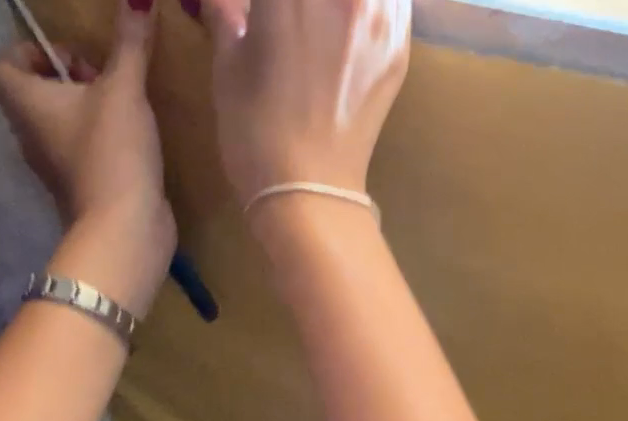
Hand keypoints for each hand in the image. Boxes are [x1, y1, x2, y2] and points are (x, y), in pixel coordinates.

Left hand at [0, 1, 175, 309]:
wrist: (124, 232)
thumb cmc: (112, 154)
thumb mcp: (125, 89)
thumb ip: (130, 43)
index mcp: (25, 105)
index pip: (1, 66)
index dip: (30, 53)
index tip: (71, 59)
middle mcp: (29, 136)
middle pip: (34, 94)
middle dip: (68, 79)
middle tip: (104, 80)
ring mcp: (52, 168)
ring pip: (59, 125)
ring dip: (86, 111)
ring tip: (123, 109)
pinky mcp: (78, 190)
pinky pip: (79, 152)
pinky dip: (98, 142)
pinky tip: (130, 143)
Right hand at [195, 0, 410, 203]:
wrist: (308, 195)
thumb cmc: (254, 137)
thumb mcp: (227, 68)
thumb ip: (228, 12)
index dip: (265, 0)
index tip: (257, 8)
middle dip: (296, 1)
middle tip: (287, 13)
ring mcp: (380, 14)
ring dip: (335, 5)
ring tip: (320, 17)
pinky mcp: (400, 43)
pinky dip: (373, 5)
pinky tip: (351, 18)